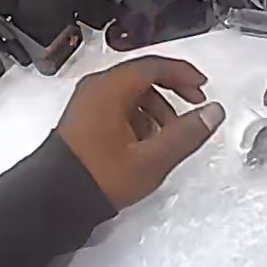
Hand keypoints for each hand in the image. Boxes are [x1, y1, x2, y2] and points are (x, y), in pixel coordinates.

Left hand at [57, 56, 225, 209]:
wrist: (54, 199)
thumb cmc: (99, 177)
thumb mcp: (152, 158)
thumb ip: (186, 133)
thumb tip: (213, 112)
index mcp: (109, 88)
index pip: (153, 66)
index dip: (182, 73)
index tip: (202, 85)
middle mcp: (96, 88)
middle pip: (142, 76)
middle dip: (172, 90)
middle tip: (195, 103)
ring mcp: (87, 103)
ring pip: (131, 93)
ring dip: (156, 107)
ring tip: (171, 133)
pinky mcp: (85, 119)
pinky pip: (118, 106)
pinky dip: (139, 116)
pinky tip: (148, 142)